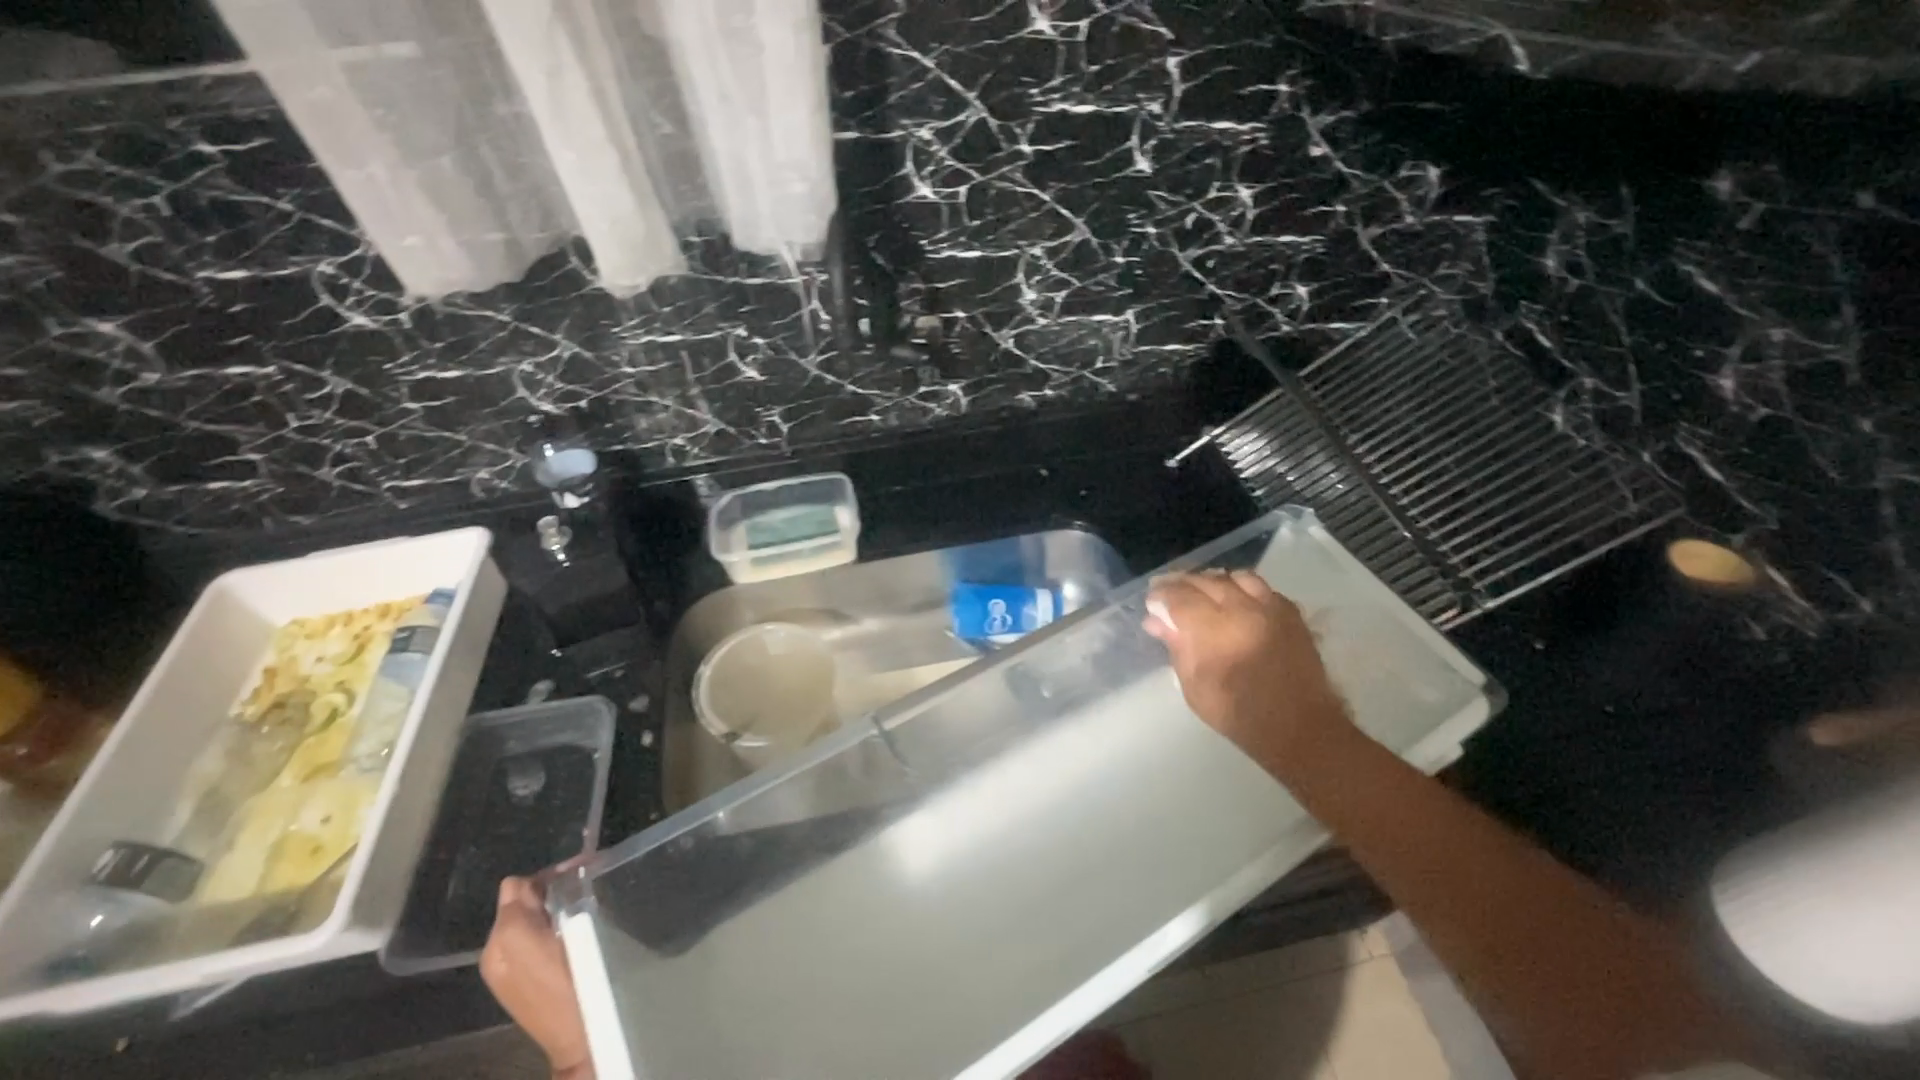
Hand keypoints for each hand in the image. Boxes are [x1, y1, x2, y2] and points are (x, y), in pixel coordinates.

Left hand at [480, 876, 591, 1079]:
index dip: (549, 878)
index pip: (517, 889)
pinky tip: (578, 935)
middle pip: (524, 903)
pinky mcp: (538, 980)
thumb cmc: (567, 987)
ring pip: (536, 919)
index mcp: (499, 943)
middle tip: (587, 890)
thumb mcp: (534, 941)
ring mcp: (518, 970)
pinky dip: (559, 928)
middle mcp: (500, 954)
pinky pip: (544, 938)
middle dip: (552, 893)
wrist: (585, 1041)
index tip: (581, 875)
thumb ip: (519, 908)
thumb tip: (522, 884)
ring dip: (557, 910)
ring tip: (586, 910)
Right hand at [1144, 570, 1349, 767]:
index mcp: (1214, 631)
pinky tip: (1236, 601)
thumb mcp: (1193, 687)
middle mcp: (1243, 610)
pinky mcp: (1291, 613)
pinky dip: (1243, 588)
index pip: (1179, 597)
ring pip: (1236, 577)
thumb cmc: (1238, 714)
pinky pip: (1262, 587)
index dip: (1161, 595)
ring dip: (1214, 581)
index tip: (1152, 602)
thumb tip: (1156, 619)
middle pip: (1206, 581)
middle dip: (1182, 583)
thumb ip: (1176, 647)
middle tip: (1169, 592)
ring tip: (1203, 593)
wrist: (1297, 726)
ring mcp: (1271, 608)